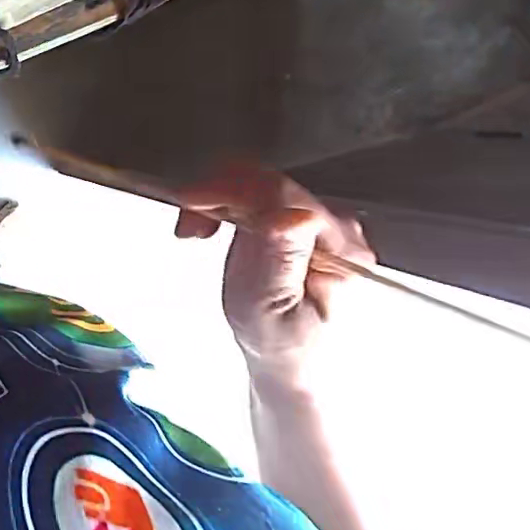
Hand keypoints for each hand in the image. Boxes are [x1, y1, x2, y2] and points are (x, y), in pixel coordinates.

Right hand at [171, 162, 372, 390]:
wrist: (279, 349)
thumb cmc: (276, 337)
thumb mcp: (268, 308)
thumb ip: (279, 261)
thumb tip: (291, 217)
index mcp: (340, 249)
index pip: (284, 197)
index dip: (233, 190)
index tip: (192, 200)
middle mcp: (333, 226)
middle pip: (267, 182)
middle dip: (218, 193)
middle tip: (189, 224)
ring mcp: (311, 217)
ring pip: (254, 180)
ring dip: (214, 195)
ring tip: (195, 228)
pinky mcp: (288, 213)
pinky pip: (250, 188)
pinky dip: (219, 197)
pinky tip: (207, 221)